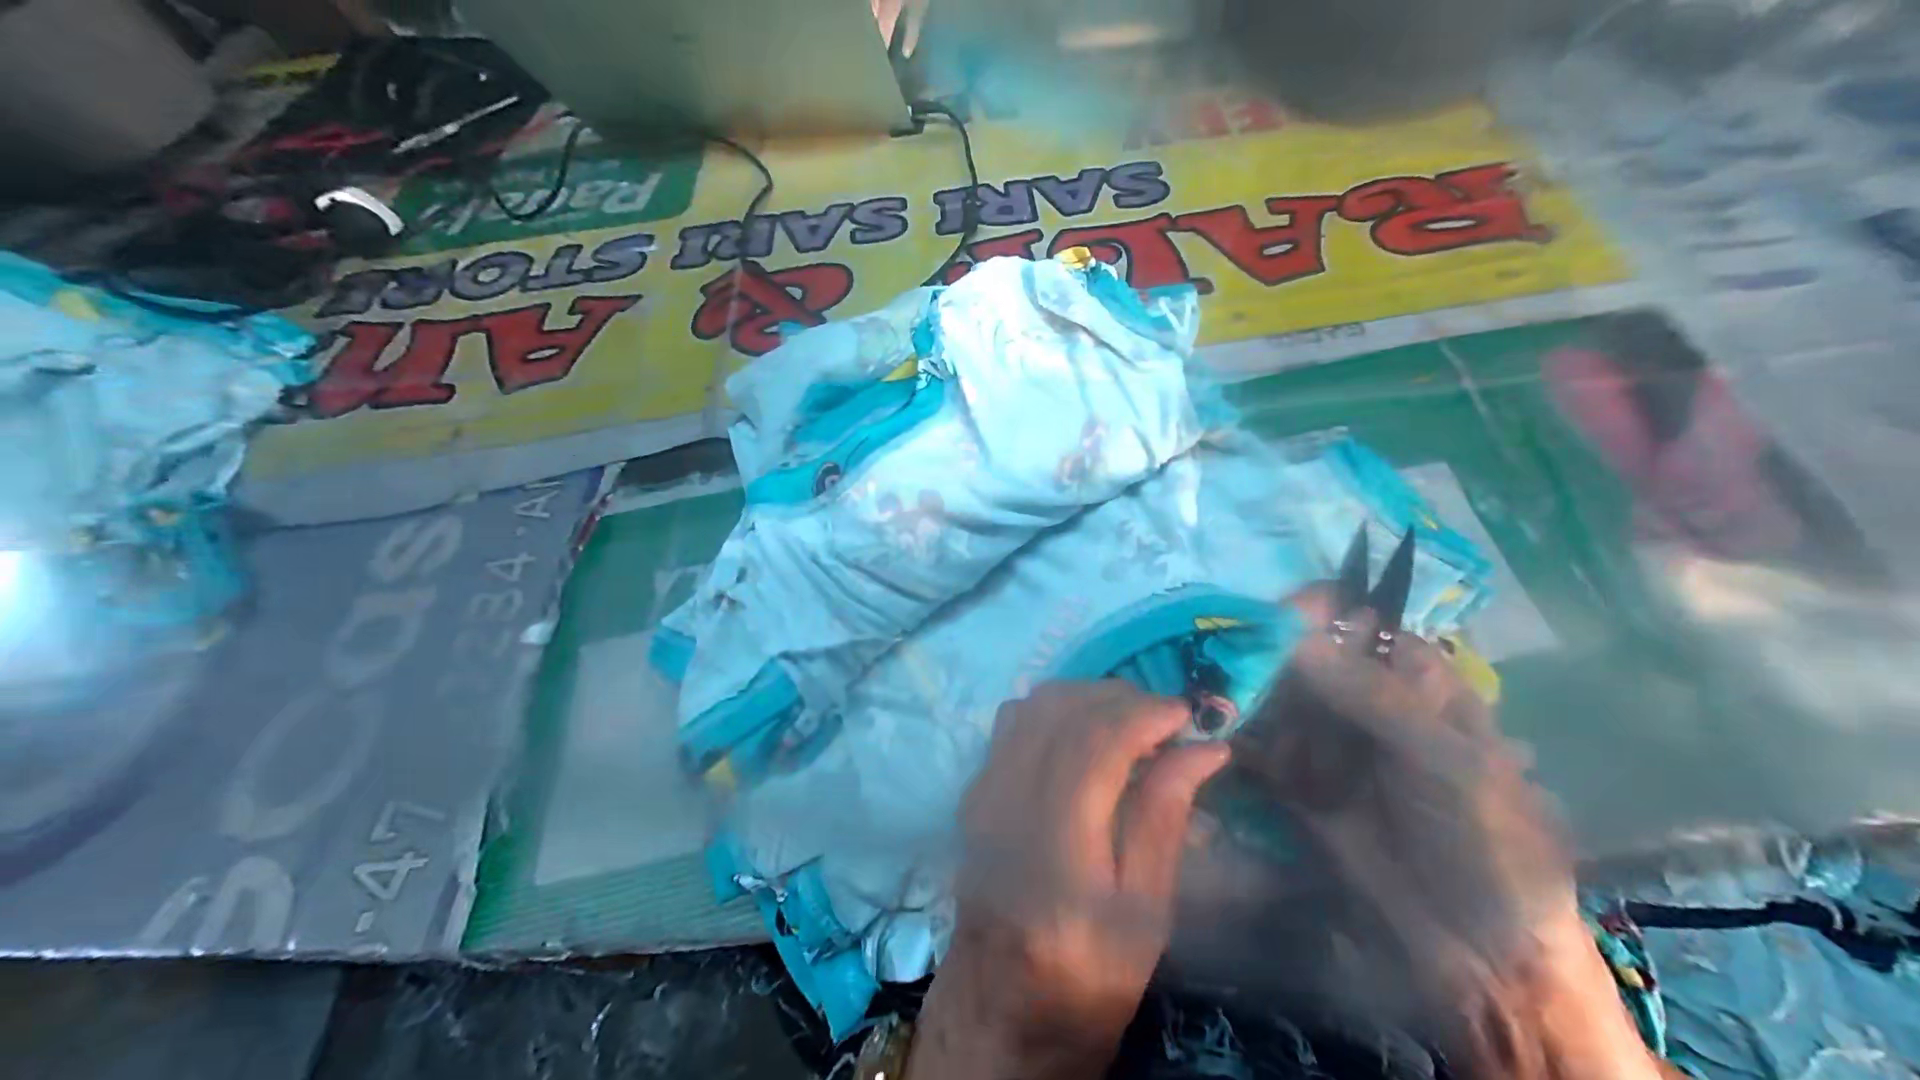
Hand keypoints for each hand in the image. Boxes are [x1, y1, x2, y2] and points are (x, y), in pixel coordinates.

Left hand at [909, 681, 1230, 1079]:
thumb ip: (1164, 820)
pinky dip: (1056, 711)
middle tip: (1166, 720)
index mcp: (1056, 849)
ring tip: (1132, 724)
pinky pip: (1013, 722)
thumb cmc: (1088, 979)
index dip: (1145, 714)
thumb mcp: (1145, 916)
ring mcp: (980, 794)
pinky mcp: (972, 792)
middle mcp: (1006, 806)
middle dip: (1121, 698)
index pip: (1094, 744)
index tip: (1189, 715)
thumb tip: (1205, 747)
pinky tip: (1086, 736)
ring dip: (1088, 698)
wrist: (999, 1009)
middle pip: (1061, 712)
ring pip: (1033, 705)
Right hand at [1237, 589, 1664, 1079]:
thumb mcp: (1445, 760)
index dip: (1309, 614)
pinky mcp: (1293, 778)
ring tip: (1230, 719)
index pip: (1352, 621)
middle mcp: (1361, 698)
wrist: (1476, 947)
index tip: (1264, 624)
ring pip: (1270, 696)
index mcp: (1411, 678)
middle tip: (1229, 674)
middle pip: (1298, 656)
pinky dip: (1235, 740)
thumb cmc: (1485, 839)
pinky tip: (1223, 744)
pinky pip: (1255, 745)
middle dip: (1262, 660)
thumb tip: (1294, 639)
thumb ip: (1372, 696)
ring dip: (1245, 702)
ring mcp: (1324, 738)